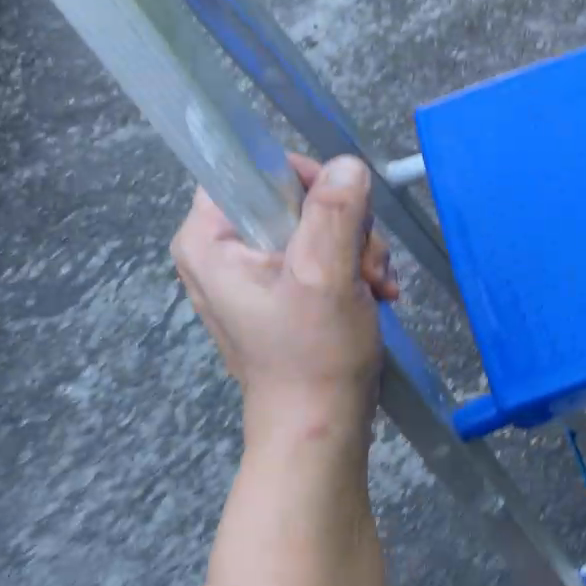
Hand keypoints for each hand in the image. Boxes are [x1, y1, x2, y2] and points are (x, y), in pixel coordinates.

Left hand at [171, 154, 398, 437]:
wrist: (322, 421)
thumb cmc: (314, 355)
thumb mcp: (327, 277)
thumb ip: (335, 215)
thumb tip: (349, 164)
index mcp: (209, 240)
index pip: (250, 172)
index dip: (305, 181)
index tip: (344, 216)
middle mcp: (225, 251)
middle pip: (296, 201)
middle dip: (347, 229)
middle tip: (365, 268)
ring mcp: (257, 274)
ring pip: (321, 228)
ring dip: (362, 252)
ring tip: (376, 288)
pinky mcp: (287, 293)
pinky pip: (328, 255)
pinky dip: (359, 271)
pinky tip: (376, 295)